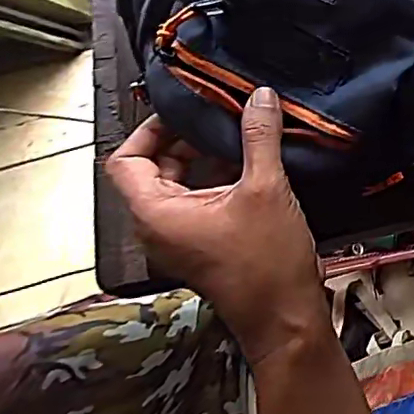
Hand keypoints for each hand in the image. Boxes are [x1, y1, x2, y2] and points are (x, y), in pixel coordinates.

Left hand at [105, 90, 327, 363]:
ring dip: (207, 158)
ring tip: (242, 136)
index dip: (150, 128)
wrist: (286, 317)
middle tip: (220, 117)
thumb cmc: (267, 264)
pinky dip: (220, 179)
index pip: (127, 159)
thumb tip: (259, 96)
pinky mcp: (206, 244)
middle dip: (186, 139)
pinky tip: (255, 166)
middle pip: (154, 168)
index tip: (185, 110)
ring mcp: (183, 238)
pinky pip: (201, 201)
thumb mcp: (266, 189)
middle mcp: (160, 227)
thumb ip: (260, 138)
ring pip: (181, 184)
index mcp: (157, 214)